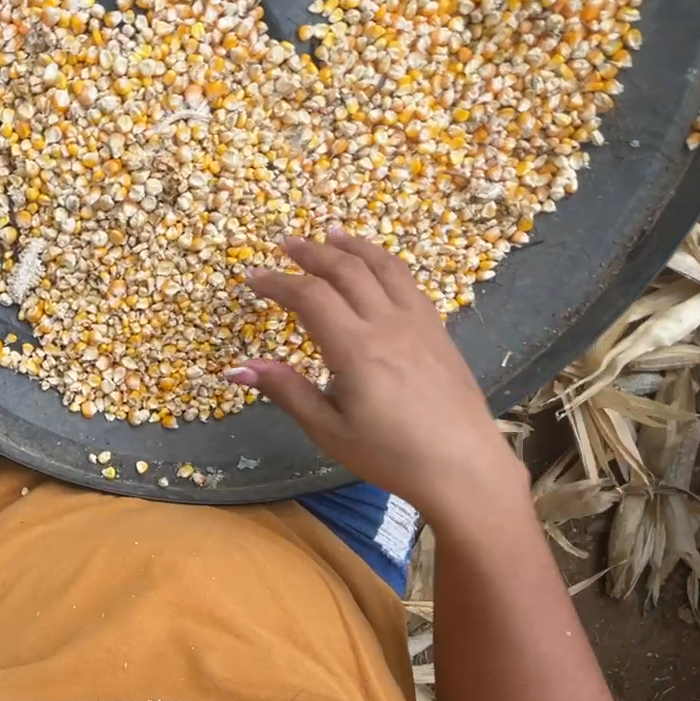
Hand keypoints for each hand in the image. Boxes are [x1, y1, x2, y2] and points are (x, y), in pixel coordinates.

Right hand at [232, 230, 526, 528]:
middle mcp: (389, 325)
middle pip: (347, 271)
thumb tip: (237, 369)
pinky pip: (408, 283)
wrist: (462, 466)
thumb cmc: (388, 454)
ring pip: (384, 267)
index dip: (278, 283)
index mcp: (356, 349)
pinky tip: (376, 266)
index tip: (253, 278)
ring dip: (353, 247)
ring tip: (331, 234)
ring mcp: (419, 324)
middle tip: (285, 243)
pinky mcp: (438, 332)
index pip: (310, 298)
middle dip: (312, 253)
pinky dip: (385, 263)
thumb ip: (285, 390)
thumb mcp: (327, 429)